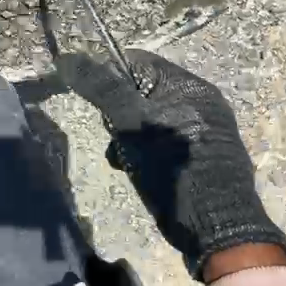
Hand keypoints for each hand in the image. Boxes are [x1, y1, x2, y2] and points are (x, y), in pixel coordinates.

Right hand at [57, 50, 285, 281]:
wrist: (217, 227)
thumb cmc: (172, 168)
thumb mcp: (130, 123)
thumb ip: (101, 87)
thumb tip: (68, 57)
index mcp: (190, 87)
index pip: (136, 60)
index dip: (106, 75)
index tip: (93, 100)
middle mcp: (201, 102)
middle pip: (138, 88)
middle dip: (115, 109)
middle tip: (113, 132)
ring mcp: (203, 129)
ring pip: (145, 115)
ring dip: (125, 132)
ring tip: (122, 155)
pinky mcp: (201, 153)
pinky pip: (160, 136)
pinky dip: (142, 147)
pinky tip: (136, 166)